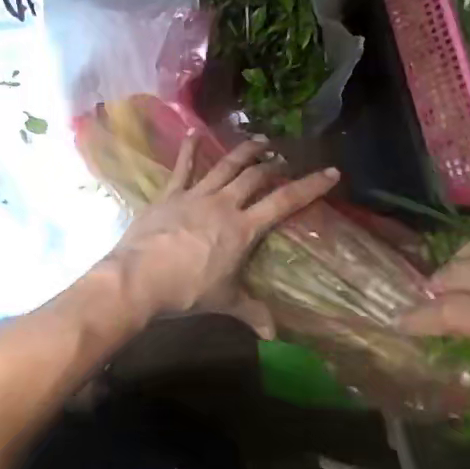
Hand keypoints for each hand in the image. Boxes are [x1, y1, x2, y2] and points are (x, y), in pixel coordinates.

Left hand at [99, 134, 339, 334]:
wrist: (139, 278)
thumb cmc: (186, 291)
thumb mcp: (224, 302)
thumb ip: (251, 312)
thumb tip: (273, 335)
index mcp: (242, 229)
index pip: (284, 202)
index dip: (309, 186)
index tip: (330, 172)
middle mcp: (223, 204)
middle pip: (255, 176)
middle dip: (274, 165)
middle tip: (285, 159)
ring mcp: (195, 195)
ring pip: (225, 166)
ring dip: (244, 151)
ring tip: (260, 140)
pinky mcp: (169, 195)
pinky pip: (182, 167)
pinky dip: (190, 149)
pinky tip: (194, 133)